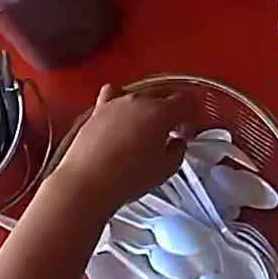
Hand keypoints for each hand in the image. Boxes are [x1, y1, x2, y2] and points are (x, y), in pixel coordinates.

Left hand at [47, 85, 195, 219]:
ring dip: (148, 108)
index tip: (186, 132)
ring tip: (144, 130)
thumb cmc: (126, 179)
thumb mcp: (164, 171)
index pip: (187, 101)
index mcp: (162, 112)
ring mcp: (118, 101)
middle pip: (165, 95)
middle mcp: (141, 100)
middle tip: (170, 134)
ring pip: (141, 94)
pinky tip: (121, 115)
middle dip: (172, 112)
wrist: (86, 185)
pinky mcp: (99, 109)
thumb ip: (178, 151)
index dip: (191, 117)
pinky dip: (121, 100)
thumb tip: (176, 143)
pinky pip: (113, 94)